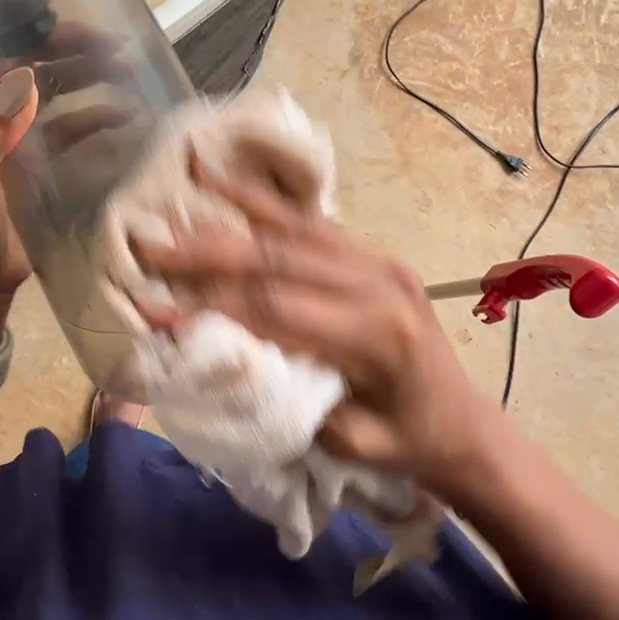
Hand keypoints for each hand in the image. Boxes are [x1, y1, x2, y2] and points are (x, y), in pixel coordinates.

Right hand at [128, 161, 507, 494]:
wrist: (467, 426)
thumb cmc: (408, 442)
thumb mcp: (347, 441)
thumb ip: (285, 397)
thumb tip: (214, 355)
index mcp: (376, 333)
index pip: (275, 309)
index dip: (211, 306)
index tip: (156, 308)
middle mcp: (377, 283)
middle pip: (275, 257)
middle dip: (205, 252)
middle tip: (150, 246)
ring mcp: (376, 259)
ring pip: (289, 227)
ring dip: (229, 210)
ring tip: (182, 186)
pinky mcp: (370, 251)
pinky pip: (308, 220)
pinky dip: (262, 200)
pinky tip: (225, 176)